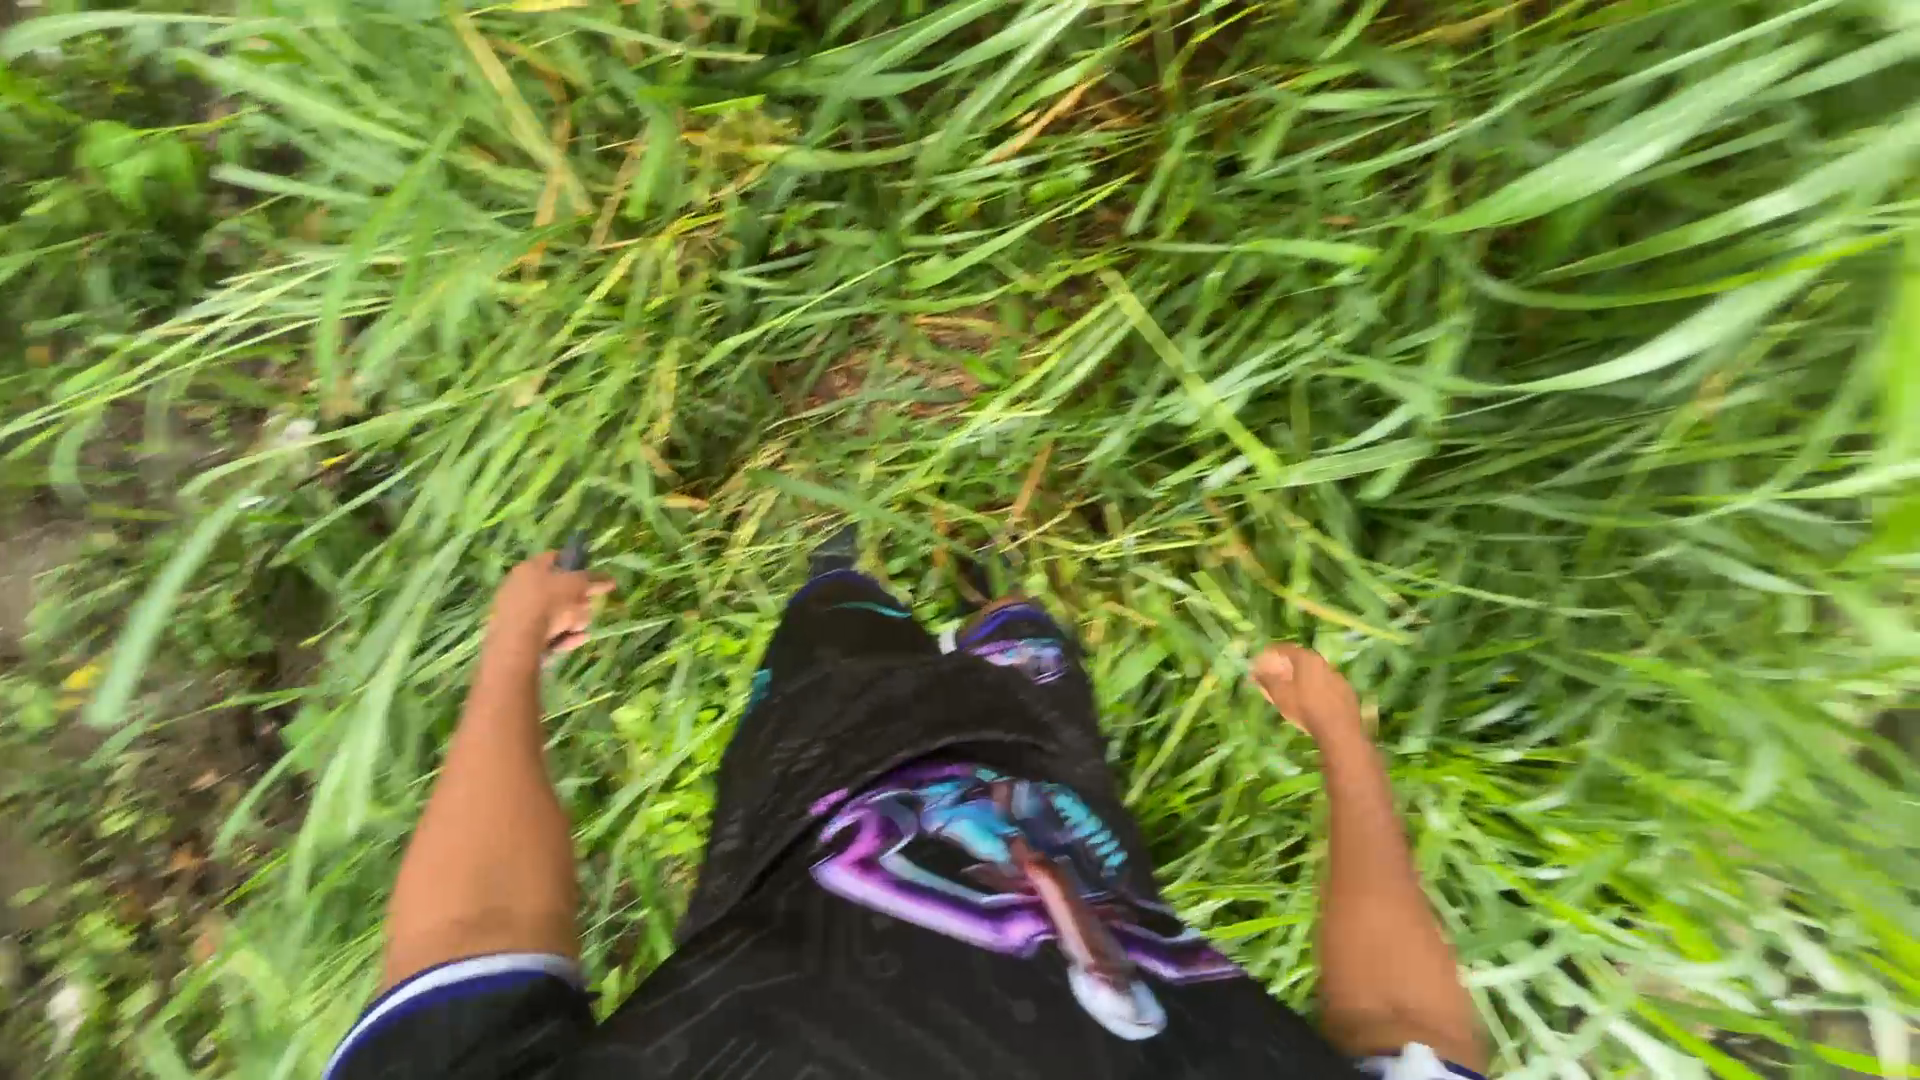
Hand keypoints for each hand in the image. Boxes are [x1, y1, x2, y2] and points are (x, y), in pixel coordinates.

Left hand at [487, 552, 613, 654]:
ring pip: (554, 613)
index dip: (575, 564)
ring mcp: (517, 612)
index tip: (591, 575)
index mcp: (530, 568)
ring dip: (573, 619)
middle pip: (556, 589)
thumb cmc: (549, 602)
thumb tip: (610, 580)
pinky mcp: (518, 635)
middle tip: (589, 604)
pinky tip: (578, 638)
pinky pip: (548, 632)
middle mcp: (520, 587)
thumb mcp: (578, 585)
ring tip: (581, 626)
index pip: (554, 558)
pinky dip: (564, 635)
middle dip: (578, 599)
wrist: (519, 639)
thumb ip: (595, 580)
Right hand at [1250, 643, 1362, 742]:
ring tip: (1295, 687)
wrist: (1338, 730)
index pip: (1286, 649)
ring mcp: (1338, 677)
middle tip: (1278, 672)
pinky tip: (1313, 699)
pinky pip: (1328, 684)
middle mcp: (1324, 663)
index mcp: (1306, 659)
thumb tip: (1255, 671)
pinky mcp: (1347, 691)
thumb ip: (1266, 679)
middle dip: (1288, 664)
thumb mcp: (1279, 694)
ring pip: (1317, 672)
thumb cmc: (1304, 707)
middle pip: (1302, 659)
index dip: (1272, 652)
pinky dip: (1317, 687)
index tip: (1263, 658)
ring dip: (1304, 676)